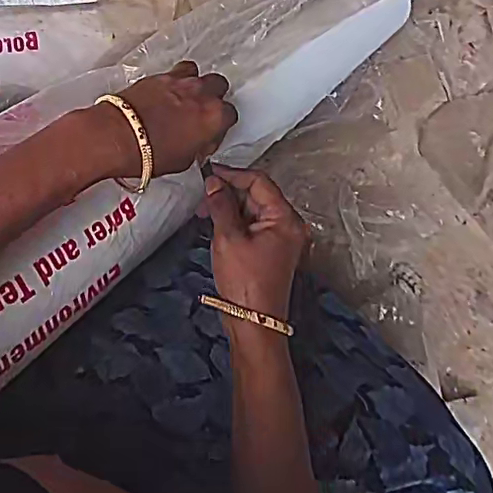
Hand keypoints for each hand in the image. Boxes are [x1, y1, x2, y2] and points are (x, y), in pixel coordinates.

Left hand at [98, 62, 236, 179]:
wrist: (117, 136)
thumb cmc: (149, 151)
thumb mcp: (184, 160)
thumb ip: (197, 146)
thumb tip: (195, 144)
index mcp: (214, 115)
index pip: (229, 115)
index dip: (219, 127)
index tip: (207, 136)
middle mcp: (200, 93)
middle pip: (218, 86)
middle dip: (212, 97)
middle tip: (199, 113)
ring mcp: (179, 81)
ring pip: (196, 73)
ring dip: (193, 84)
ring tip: (182, 99)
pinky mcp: (157, 76)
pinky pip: (173, 73)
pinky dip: (171, 82)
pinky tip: (164, 95)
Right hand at [201, 165, 308, 321]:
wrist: (253, 321)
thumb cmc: (244, 281)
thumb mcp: (228, 237)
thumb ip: (220, 205)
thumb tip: (213, 182)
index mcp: (285, 218)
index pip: (259, 181)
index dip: (232, 174)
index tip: (209, 172)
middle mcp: (289, 225)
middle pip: (257, 194)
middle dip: (228, 191)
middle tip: (202, 195)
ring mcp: (282, 238)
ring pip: (252, 209)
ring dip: (229, 206)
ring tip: (204, 212)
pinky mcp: (272, 249)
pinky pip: (253, 224)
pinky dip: (234, 220)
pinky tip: (215, 223)